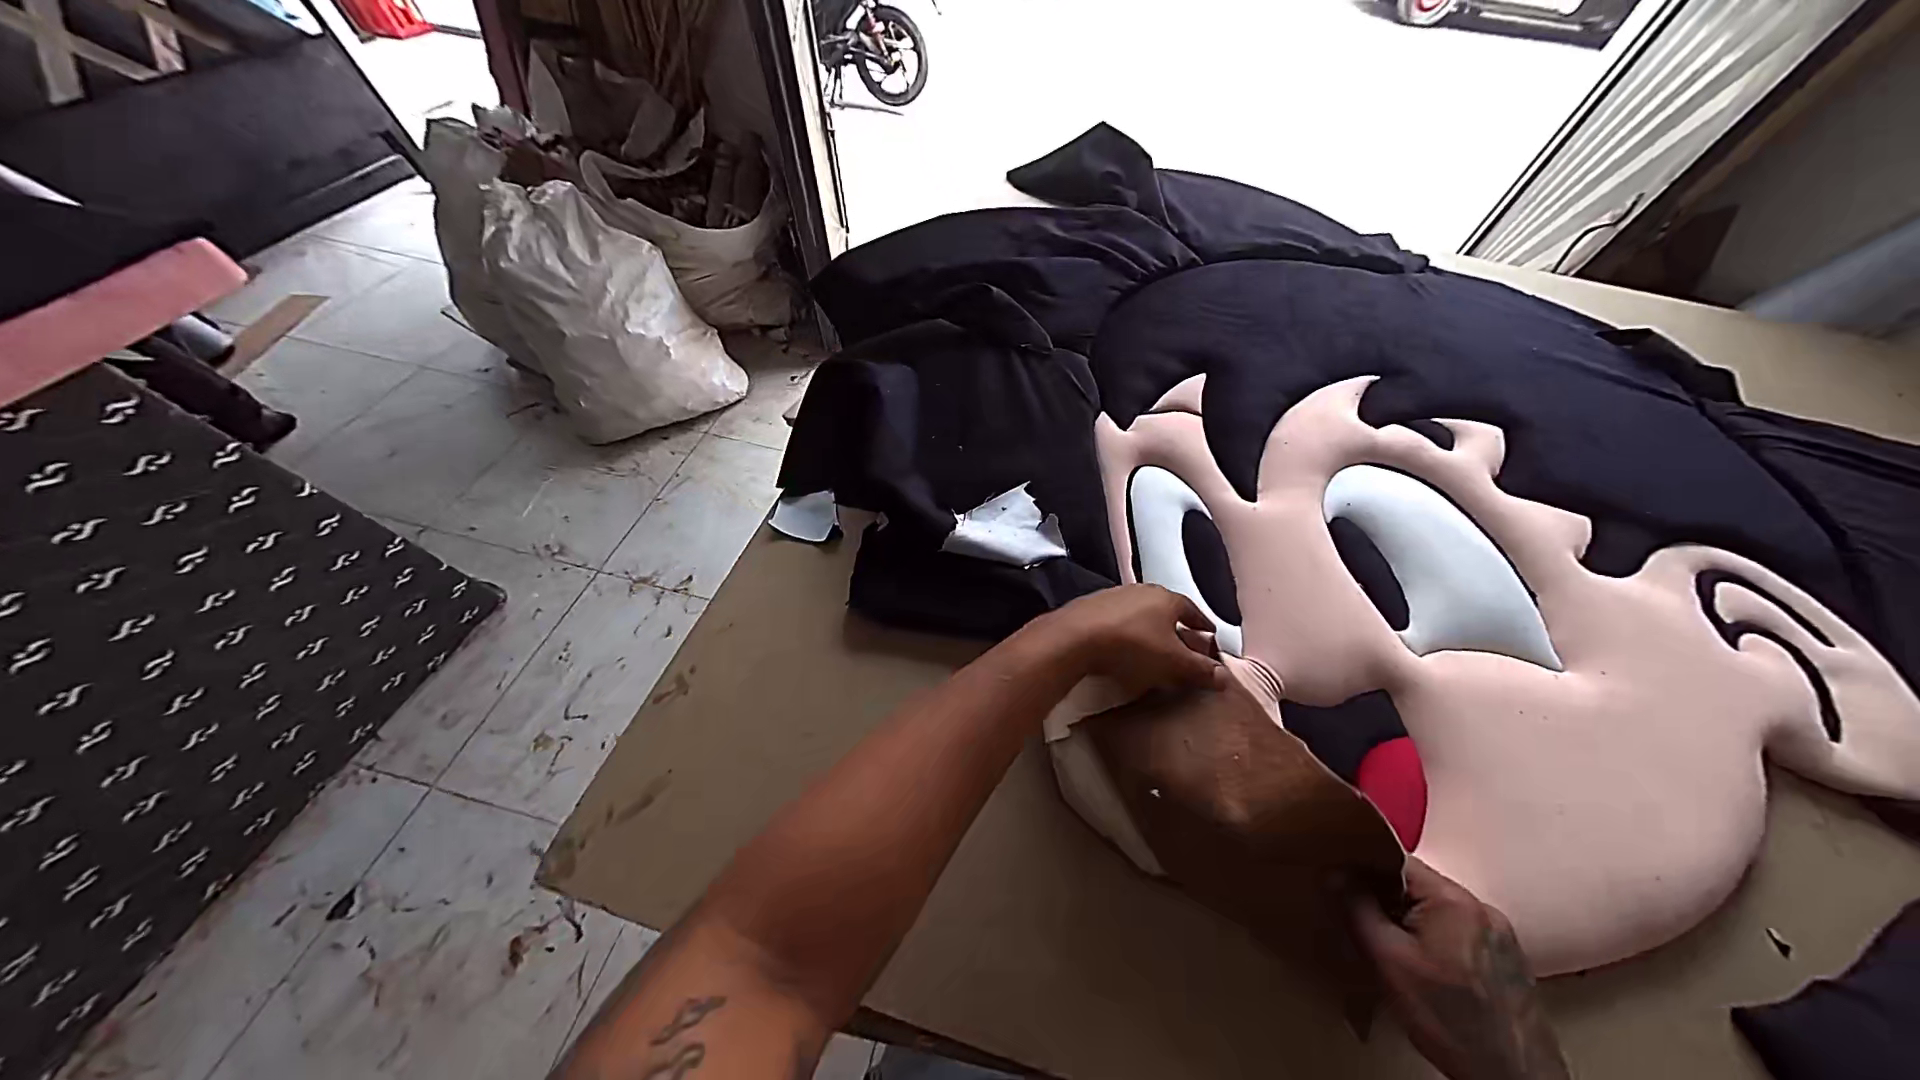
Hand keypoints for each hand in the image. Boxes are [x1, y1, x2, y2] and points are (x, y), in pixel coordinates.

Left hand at [1030, 584, 1226, 695]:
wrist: (1073, 638)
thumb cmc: (1131, 647)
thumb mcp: (1172, 663)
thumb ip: (1200, 669)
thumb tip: (1225, 676)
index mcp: (1166, 598)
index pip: (1193, 611)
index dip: (1203, 626)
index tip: (1209, 637)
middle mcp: (1140, 590)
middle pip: (1165, 610)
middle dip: (1175, 628)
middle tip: (1182, 647)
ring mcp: (1112, 596)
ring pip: (1139, 614)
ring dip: (1147, 630)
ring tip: (1151, 651)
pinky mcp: (1089, 607)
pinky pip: (1115, 621)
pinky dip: (1123, 633)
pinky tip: (1121, 648)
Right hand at [1350, 858, 1570, 1079]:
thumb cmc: (1451, 1020)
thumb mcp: (1386, 959)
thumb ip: (1356, 907)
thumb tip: (1333, 873)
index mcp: (1454, 899)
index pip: (1395, 860)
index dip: (1361, 869)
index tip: (1340, 885)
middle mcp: (1483, 908)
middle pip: (1416, 884)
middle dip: (1384, 898)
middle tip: (1363, 923)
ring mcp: (1501, 935)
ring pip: (1435, 908)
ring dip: (1408, 919)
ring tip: (1391, 948)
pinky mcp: (1507, 960)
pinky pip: (1456, 929)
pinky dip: (1432, 937)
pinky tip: (1422, 966)